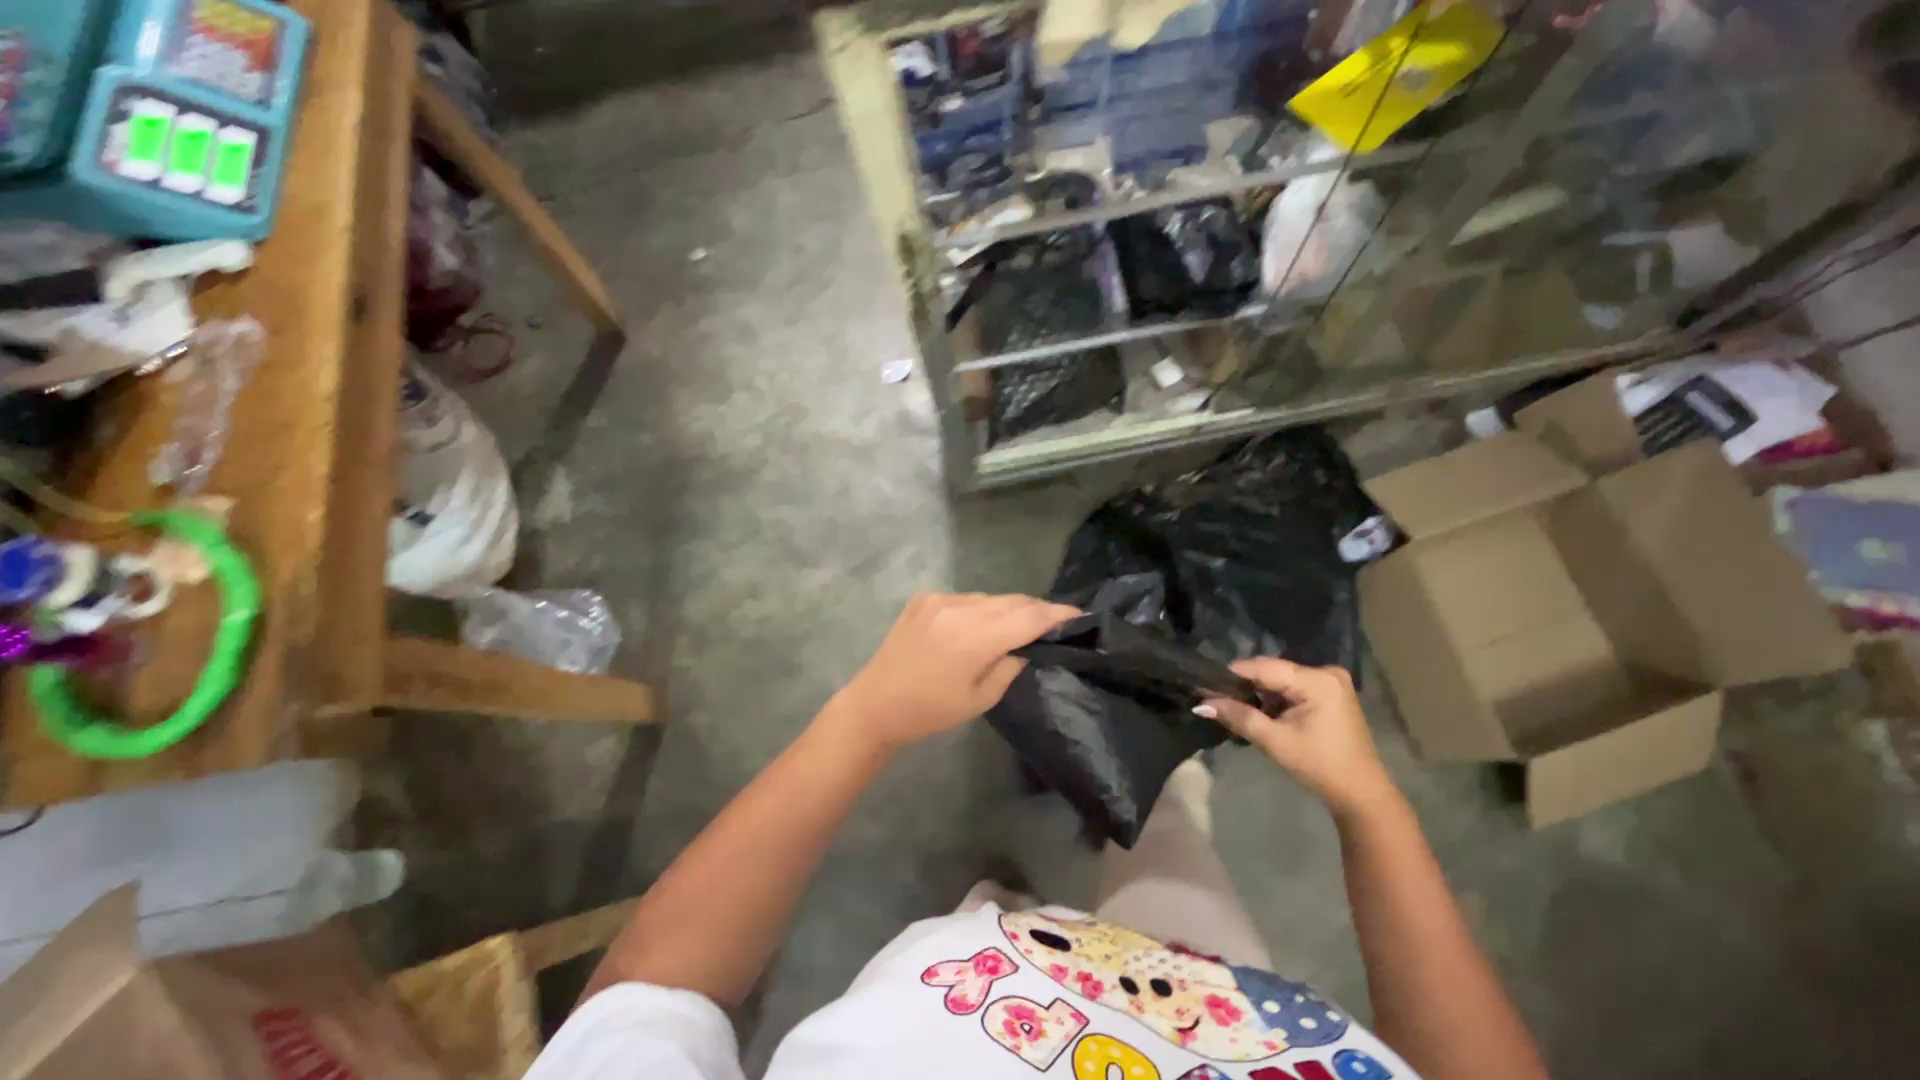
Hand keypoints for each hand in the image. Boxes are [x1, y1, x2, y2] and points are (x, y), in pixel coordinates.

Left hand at [827, 593, 1079, 750]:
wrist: (875, 705)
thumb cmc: (930, 712)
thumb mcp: (980, 699)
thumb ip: (1010, 667)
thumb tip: (1028, 646)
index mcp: (974, 638)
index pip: (1028, 617)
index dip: (1057, 614)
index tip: (1079, 615)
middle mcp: (958, 609)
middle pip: (1012, 601)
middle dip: (1035, 610)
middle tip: (1054, 624)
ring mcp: (939, 600)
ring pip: (989, 598)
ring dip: (1007, 609)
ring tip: (1018, 628)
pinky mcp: (924, 599)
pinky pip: (966, 599)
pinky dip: (980, 609)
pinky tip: (979, 628)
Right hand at [1198, 658, 1398, 816]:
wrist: (1360, 792)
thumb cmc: (1319, 766)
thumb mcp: (1275, 741)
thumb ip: (1239, 717)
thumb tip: (1201, 705)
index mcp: (1317, 680)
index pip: (1265, 667)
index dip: (1233, 674)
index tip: (1205, 684)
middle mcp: (1326, 673)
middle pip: (1274, 671)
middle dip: (1247, 686)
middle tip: (1217, 699)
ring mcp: (1332, 683)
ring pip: (1283, 680)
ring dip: (1261, 693)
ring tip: (1236, 709)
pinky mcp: (1332, 694)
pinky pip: (1295, 688)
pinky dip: (1278, 699)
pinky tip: (1264, 714)